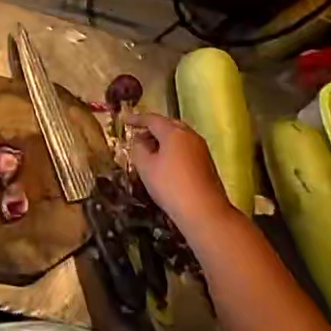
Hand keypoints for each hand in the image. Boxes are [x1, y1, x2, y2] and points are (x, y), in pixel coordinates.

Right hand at [127, 113, 237, 230]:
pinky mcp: (206, 162)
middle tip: (138, 134)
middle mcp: (190, 135)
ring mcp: (201, 148)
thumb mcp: (146, 167)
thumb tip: (139, 141)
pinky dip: (173, 149)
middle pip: (168, 125)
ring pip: (179, 136)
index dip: (137, 119)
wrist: (204, 211)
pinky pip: (186, 148)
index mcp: (174, 132)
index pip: (152, 119)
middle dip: (152, 128)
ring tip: (150, 149)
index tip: (124, 120)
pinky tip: (166, 162)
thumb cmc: (170, 186)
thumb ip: (138, 149)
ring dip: (163, 139)